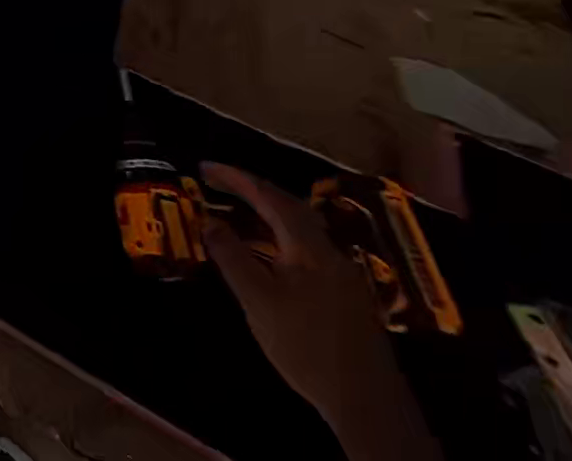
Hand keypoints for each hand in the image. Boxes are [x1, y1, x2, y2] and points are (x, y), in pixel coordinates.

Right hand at [201, 163, 415, 424]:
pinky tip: (266, 250)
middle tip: (216, 183)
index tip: (204, 168)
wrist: (367, 402)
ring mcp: (340, 271)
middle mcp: (327, 249)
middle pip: (287, 205)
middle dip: (250, 189)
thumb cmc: (306, 347)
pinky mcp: (344, 292)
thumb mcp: (258, 302)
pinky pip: (303, 246)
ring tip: (236, 208)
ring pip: (298, 227)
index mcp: (307, 245)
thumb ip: (232, 258)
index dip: (234, 178)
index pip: (267, 196)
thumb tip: (209, 222)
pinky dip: (277, 235)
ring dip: (265, 211)